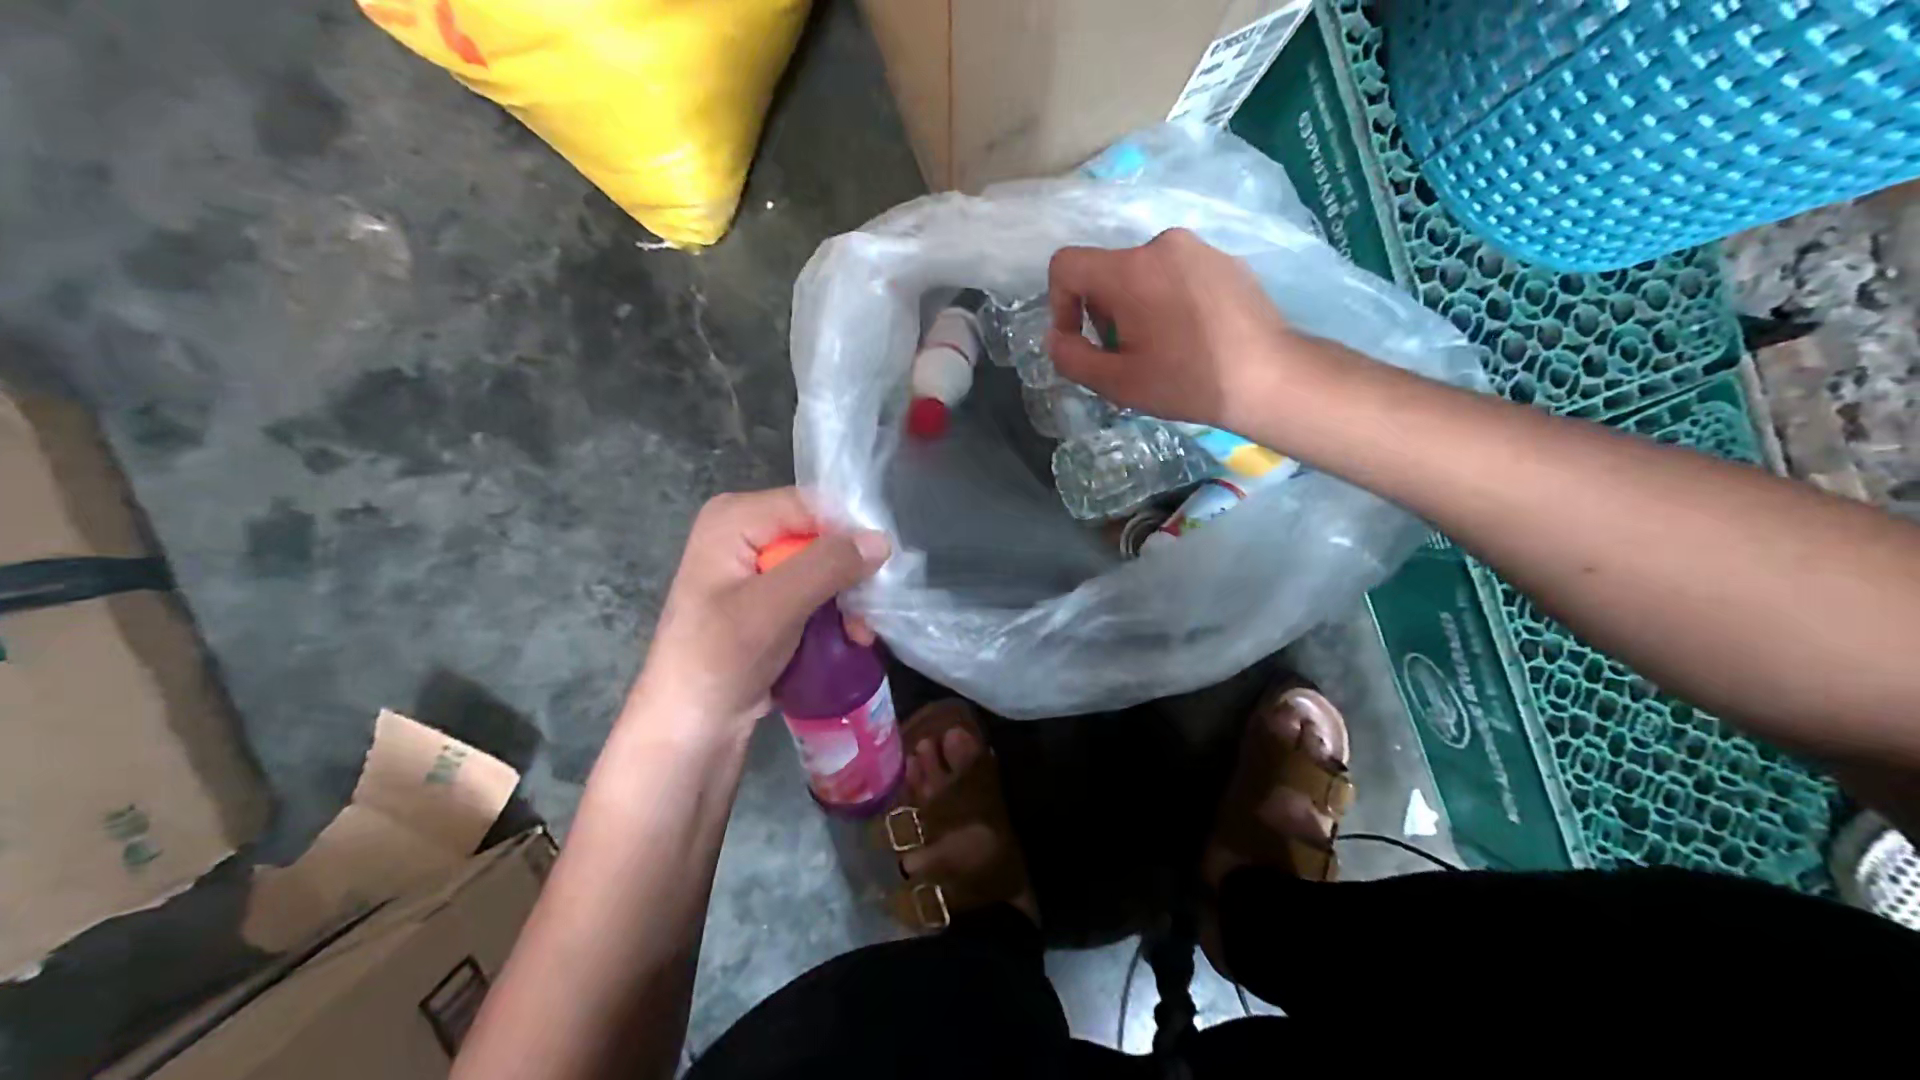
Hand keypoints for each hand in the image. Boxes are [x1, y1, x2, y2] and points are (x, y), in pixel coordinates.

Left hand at [627, 489, 889, 733]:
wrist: (688, 729)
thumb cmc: (720, 659)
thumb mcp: (774, 606)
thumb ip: (827, 565)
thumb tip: (882, 539)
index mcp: (734, 517)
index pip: (812, 505)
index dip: (849, 533)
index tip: (880, 571)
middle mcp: (744, 532)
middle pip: (820, 535)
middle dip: (850, 574)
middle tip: (868, 613)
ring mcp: (754, 568)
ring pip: (823, 566)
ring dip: (847, 599)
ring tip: (860, 633)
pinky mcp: (767, 601)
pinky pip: (814, 591)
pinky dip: (834, 613)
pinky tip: (848, 637)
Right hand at [1046, 228, 1324, 436]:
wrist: (1271, 377)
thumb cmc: (1187, 381)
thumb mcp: (1116, 382)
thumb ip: (1071, 357)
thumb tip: (1058, 337)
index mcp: (1130, 269)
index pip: (1066, 265)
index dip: (1059, 304)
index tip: (1080, 339)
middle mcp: (1162, 244)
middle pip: (1105, 271)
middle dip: (1102, 311)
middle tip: (1125, 353)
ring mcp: (1197, 248)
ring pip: (1140, 273)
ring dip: (1134, 307)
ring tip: (1160, 347)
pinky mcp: (1224, 259)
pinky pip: (1175, 273)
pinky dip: (1166, 299)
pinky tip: (1190, 336)